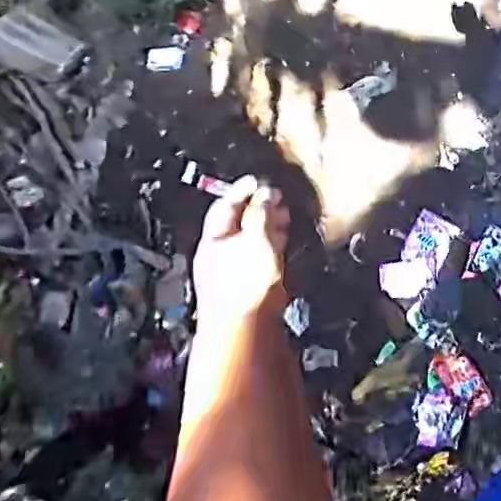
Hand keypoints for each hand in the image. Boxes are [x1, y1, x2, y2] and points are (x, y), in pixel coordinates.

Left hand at [193, 176, 289, 325]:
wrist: (246, 322)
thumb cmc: (246, 279)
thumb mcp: (256, 237)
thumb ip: (262, 212)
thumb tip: (266, 191)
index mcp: (214, 238)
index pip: (225, 206)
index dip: (242, 190)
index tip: (258, 179)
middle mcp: (222, 250)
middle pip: (239, 219)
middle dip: (257, 204)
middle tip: (275, 192)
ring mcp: (236, 264)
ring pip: (252, 235)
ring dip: (268, 221)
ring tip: (285, 211)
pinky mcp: (252, 277)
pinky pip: (263, 249)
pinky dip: (274, 238)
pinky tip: (285, 236)